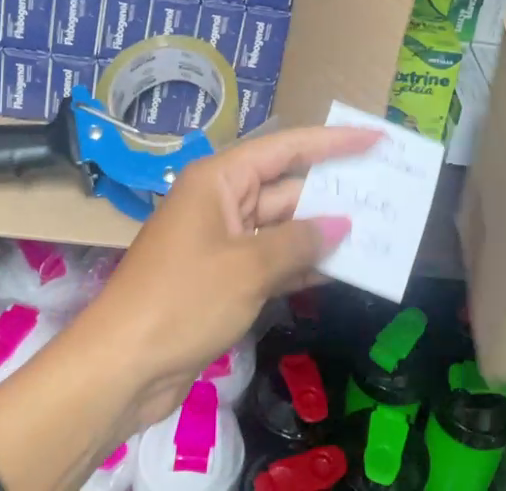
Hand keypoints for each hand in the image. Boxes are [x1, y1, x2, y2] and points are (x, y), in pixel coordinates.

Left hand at [86, 124, 379, 425]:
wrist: (121, 368)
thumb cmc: (183, 301)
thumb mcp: (248, 268)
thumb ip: (300, 242)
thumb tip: (340, 226)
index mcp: (220, 180)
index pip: (286, 148)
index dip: (333, 142)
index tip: (375, 138)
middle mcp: (222, 203)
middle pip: (287, 187)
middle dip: (332, 193)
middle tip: (384, 192)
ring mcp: (223, 243)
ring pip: (283, 227)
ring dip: (322, 233)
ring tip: (376, 230)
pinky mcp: (224, 280)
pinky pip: (273, 261)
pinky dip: (303, 266)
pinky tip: (342, 270)